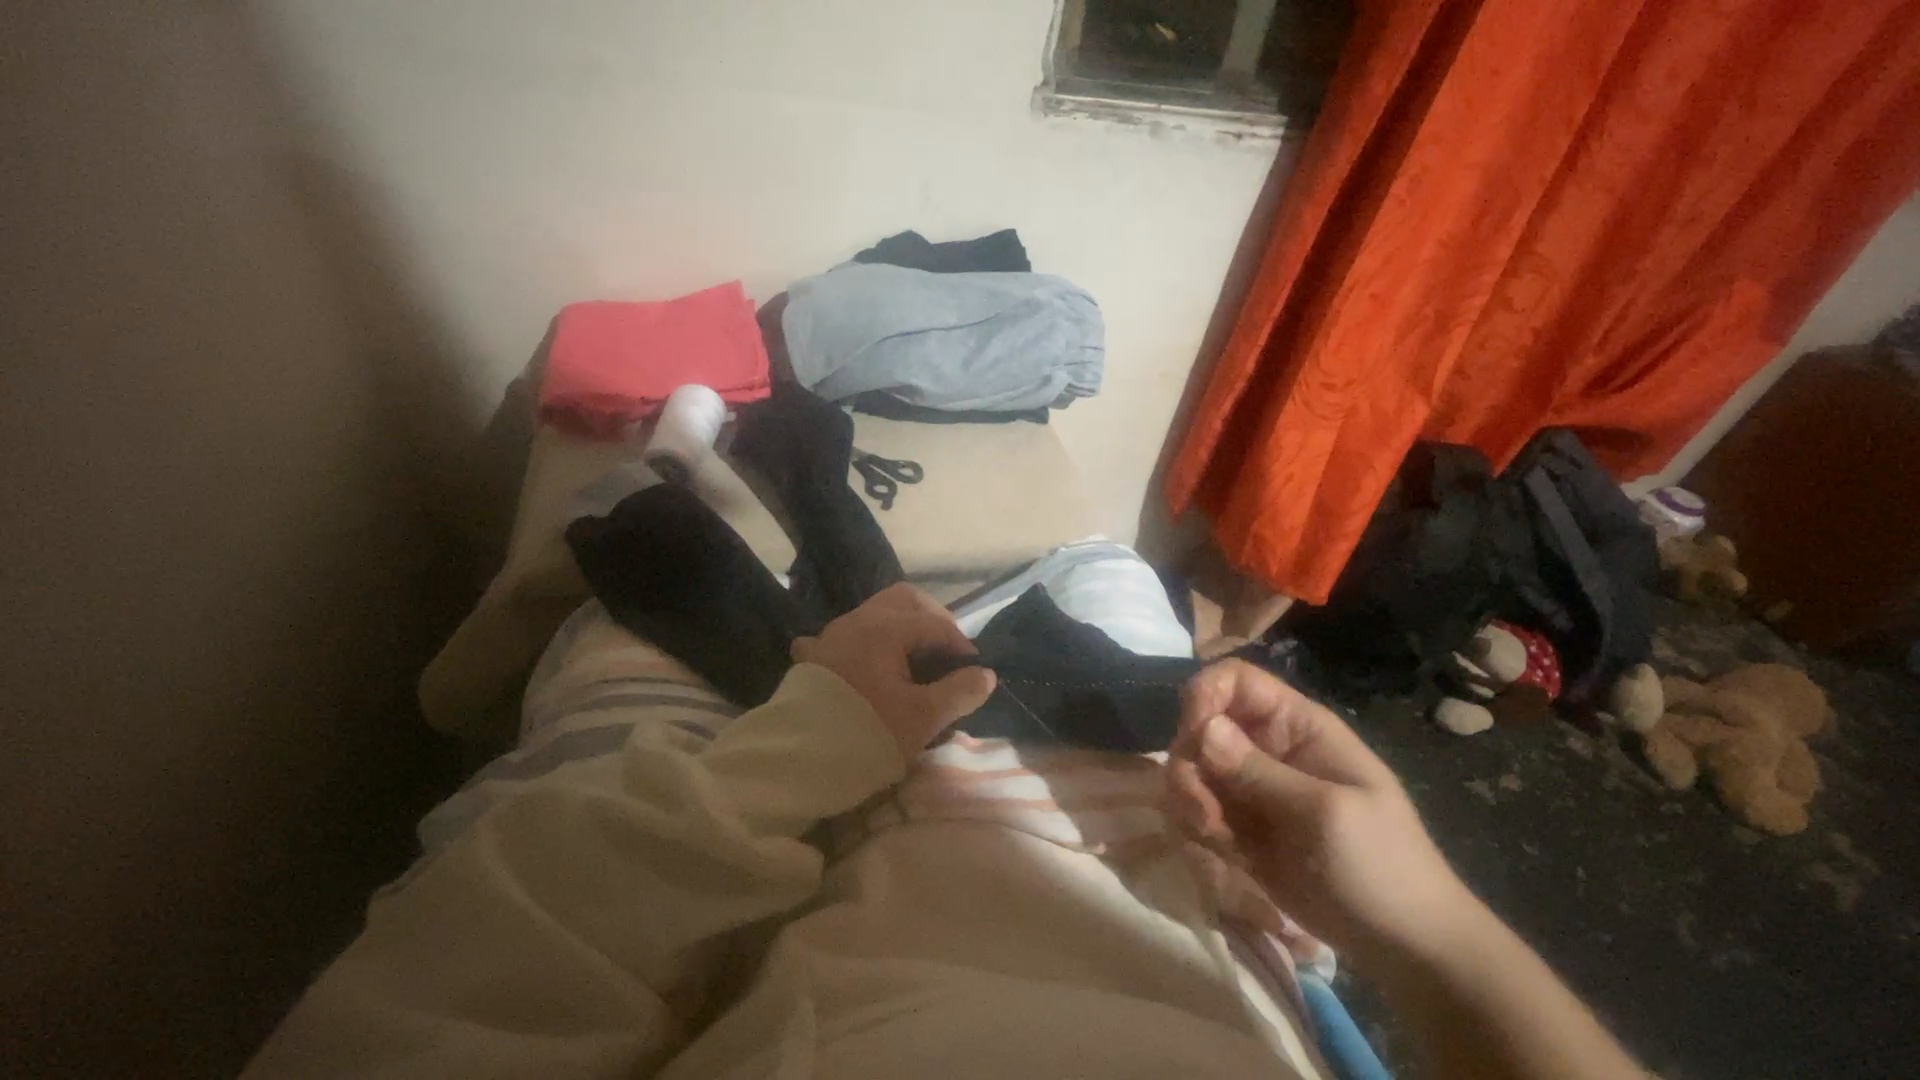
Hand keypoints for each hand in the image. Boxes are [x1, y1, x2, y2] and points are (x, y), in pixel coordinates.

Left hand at [792, 584, 996, 760]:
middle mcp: (856, 621)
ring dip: (899, 631)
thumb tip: (985, 675)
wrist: (797, 761)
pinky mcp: (813, 659)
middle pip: (903, 601)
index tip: (974, 675)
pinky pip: (843, 639)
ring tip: (913, 665)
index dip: (961, 647)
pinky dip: (863, 647)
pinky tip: (865, 668)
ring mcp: (830, 637)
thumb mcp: (923, 717)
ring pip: (873, 616)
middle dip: (931, 620)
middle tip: (946, 654)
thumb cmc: (867, 733)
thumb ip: (959, 691)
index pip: (936, 625)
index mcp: (886, 628)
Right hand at [1165, 660, 1485, 967]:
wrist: (1402, 942)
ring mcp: (1250, 788)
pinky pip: (1196, 809)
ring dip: (1189, 799)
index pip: (1235, 680)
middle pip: (1200, 726)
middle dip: (1190, 763)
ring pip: (1191, 769)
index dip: (1205, 697)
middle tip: (1203, 811)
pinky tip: (1224, 853)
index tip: (1192, 738)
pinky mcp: (1239, 826)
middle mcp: (1266, 747)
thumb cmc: (1381, 864)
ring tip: (1214, 836)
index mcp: (1297, 726)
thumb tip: (1203, 728)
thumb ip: (1260, 772)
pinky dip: (1196, 826)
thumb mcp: (1325, 814)